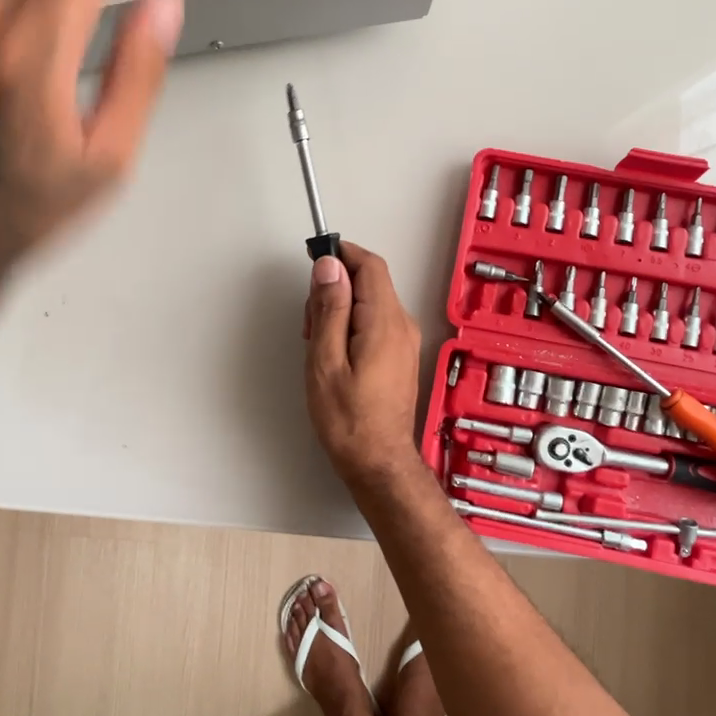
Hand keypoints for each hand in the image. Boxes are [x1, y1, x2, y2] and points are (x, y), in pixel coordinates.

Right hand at [304, 242, 425, 485]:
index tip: (314, 262)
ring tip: (318, 343)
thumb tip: (330, 266)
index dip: (341, 254)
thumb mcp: (326, 361)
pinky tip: (334, 352)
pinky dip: (351, 324)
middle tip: (309, 323)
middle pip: (370, 281)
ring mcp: (405, 340)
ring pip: (371, 301)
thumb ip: (330, 309)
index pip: (369, 265)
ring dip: (340, 308)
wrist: (378, 461)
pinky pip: (376, 321)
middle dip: (335, 287)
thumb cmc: (348, 419)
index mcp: (385, 322)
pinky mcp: (400, 355)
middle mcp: (402, 325)